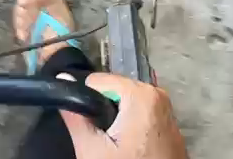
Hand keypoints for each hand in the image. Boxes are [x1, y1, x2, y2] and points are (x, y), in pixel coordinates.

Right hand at [59, 73, 188, 158]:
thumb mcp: (94, 151)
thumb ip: (76, 117)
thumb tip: (63, 80)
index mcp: (140, 93)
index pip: (98, 81)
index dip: (87, 101)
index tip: (90, 126)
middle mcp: (157, 93)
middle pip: (114, 90)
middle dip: (103, 111)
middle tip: (103, 140)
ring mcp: (166, 109)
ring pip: (127, 102)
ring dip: (116, 119)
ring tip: (116, 146)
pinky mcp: (169, 123)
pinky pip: (142, 113)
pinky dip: (132, 125)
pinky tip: (130, 147)